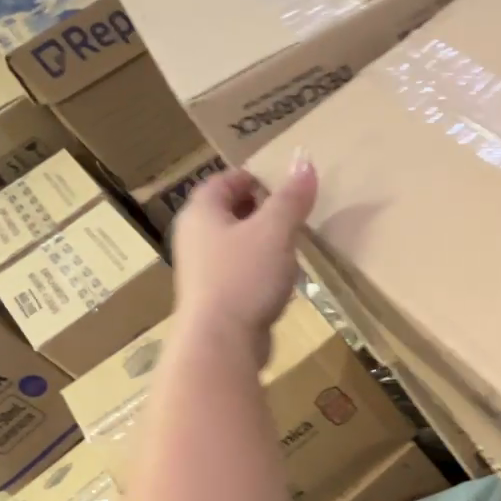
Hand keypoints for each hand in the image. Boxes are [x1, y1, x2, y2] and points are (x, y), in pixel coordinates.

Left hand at [170, 162, 318, 361]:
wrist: (222, 340)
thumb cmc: (245, 277)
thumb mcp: (275, 233)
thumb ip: (291, 199)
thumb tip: (305, 160)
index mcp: (202, 212)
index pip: (224, 181)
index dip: (252, 178)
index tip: (281, 184)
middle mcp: (195, 237)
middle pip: (227, 213)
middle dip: (257, 210)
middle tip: (290, 213)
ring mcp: (202, 270)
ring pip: (233, 245)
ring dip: (259, 242)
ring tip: (290, 246)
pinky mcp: (215, 299)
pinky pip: (238, 273)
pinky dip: (257, 270)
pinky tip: (279, 281)